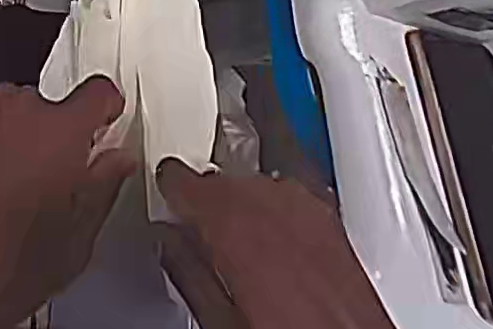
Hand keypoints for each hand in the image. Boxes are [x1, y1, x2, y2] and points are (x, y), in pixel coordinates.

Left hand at [0, 77, 134, 328]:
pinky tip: (9, 178)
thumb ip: (105, 184)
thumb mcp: (79, 235)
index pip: (99, 91)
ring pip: (27, 108)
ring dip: (34, 131)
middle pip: (61, 101)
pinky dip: (7, 138)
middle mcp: (25, 110)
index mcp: (64, 128)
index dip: (109, 107)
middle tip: (70, 169)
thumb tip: (116, 163)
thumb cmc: (5, 259)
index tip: (110, 121)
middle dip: (67, 129)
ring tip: (34, 177)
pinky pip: (0, 120)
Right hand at [156, 160, 396, 328]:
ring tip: (233, 222)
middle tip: (193, 213)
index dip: (171, 181)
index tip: (166, 185)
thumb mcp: (221, 319)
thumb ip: (188, 270)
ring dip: (240, 193)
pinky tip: (270, 222)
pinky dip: (272, 198)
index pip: (185, 180)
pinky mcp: (326, 211)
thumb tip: (168, 242)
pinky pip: (287, 187)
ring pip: (255, 177)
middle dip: (206, 192)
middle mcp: (265, 198)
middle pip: (221, 177)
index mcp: (229, 221)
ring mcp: (300, 200)